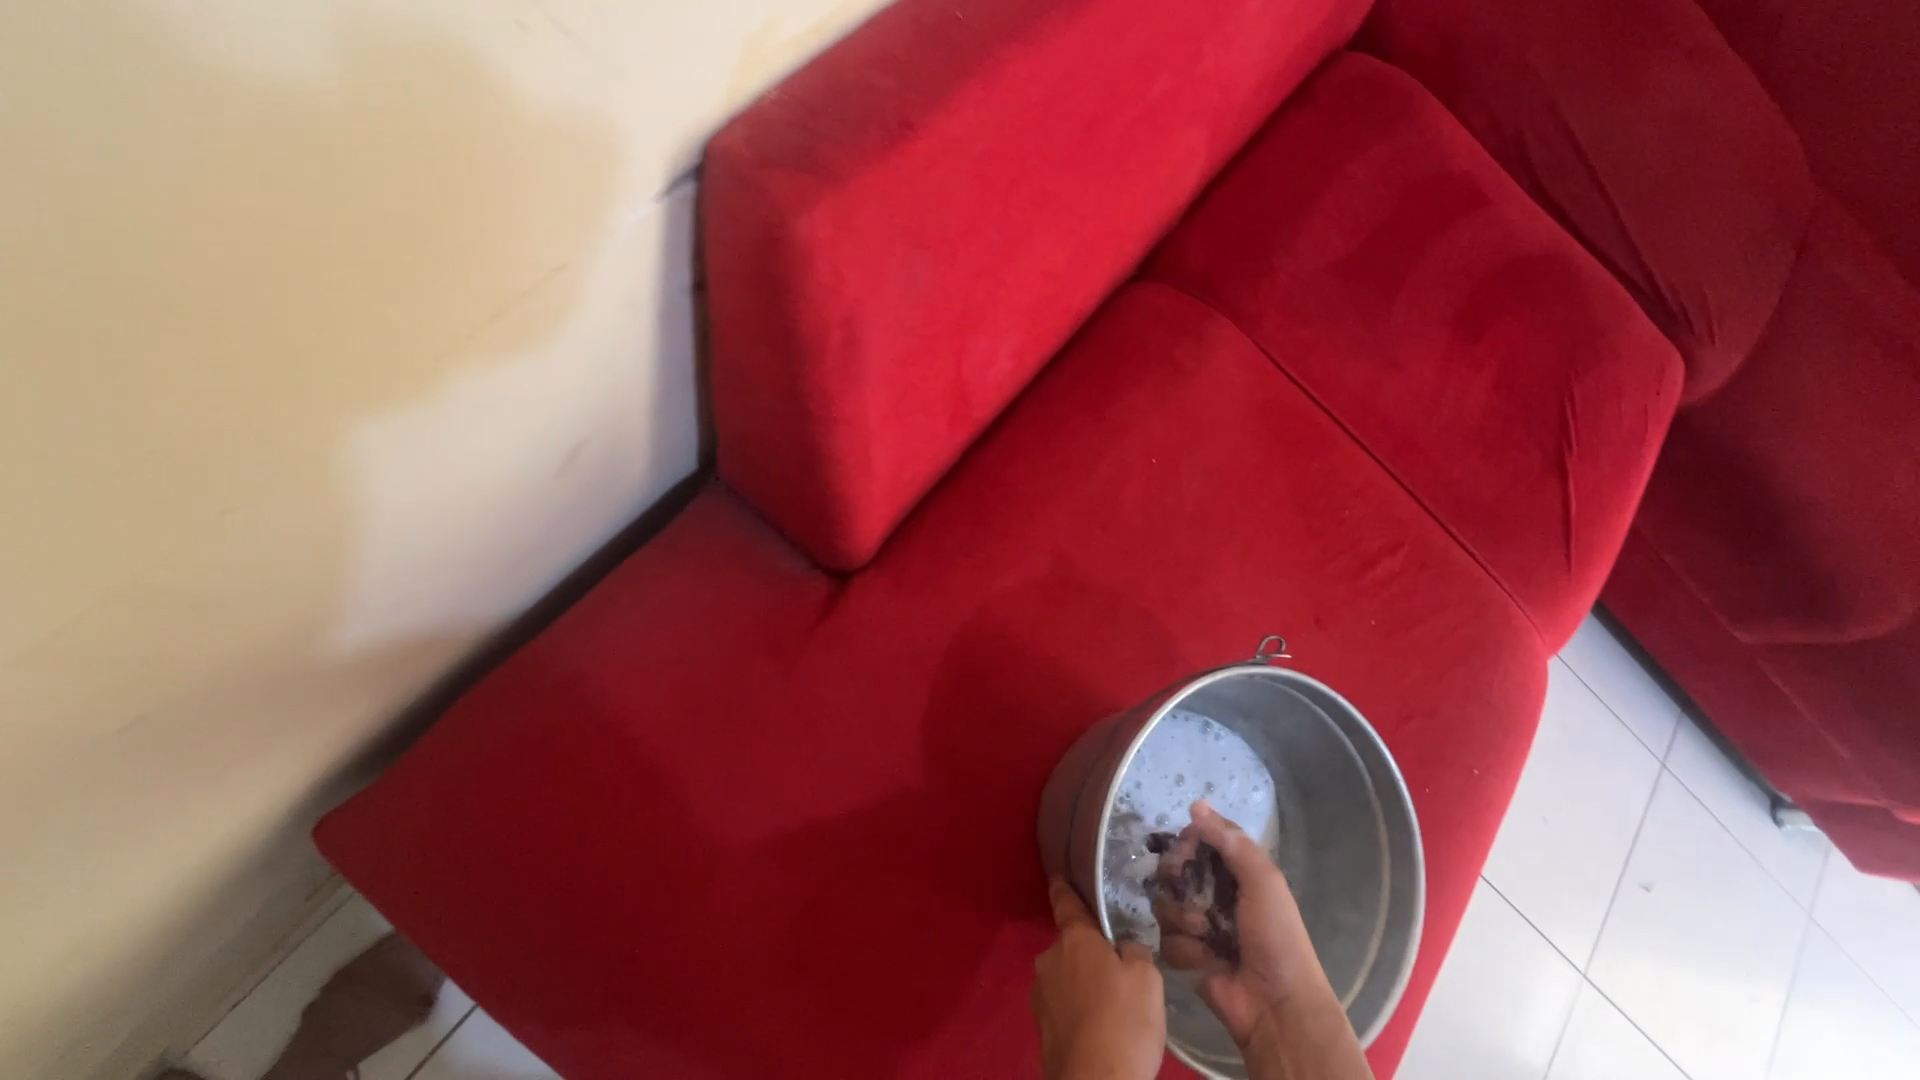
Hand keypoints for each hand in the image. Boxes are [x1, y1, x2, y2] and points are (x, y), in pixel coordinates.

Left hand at [1032, 879, 1166, 1079]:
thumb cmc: (1124, 1021)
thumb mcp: (1147, 977)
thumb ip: (1134, 949)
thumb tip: (1123, 946)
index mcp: (1073, 938)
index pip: (1065, 901)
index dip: (1064, 887)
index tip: (1060, 876)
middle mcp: (1049, 958)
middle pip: (1070, 944)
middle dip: (1088, 952)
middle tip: (1117, 971)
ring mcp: (1040, 993)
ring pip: (1065, 975)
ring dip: (1082, 983)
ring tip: (1111, 1007)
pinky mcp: (1040, 1025)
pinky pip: (1062, 1005)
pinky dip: (1077, 1010)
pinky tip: (1098, 1028)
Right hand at [1152, 800, 1330, 1048]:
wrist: (1276, 1004)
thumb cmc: (1276, 936)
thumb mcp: (1263, 881)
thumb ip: (1230, 841)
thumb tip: (1196, 804)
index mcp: (1236, 873)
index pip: (1197, 842)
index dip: (1186, 842)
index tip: (1185, 850)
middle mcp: (1214, 894)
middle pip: (1174, 870)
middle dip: (1176, 878)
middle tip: (1183, 886)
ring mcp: (1198, 925)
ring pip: (1164, 903)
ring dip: (1182, 917)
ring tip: (1205, 933)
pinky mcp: (1186, 956)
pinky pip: (1166, 939)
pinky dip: (1185, 949)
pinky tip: (1206, 959)